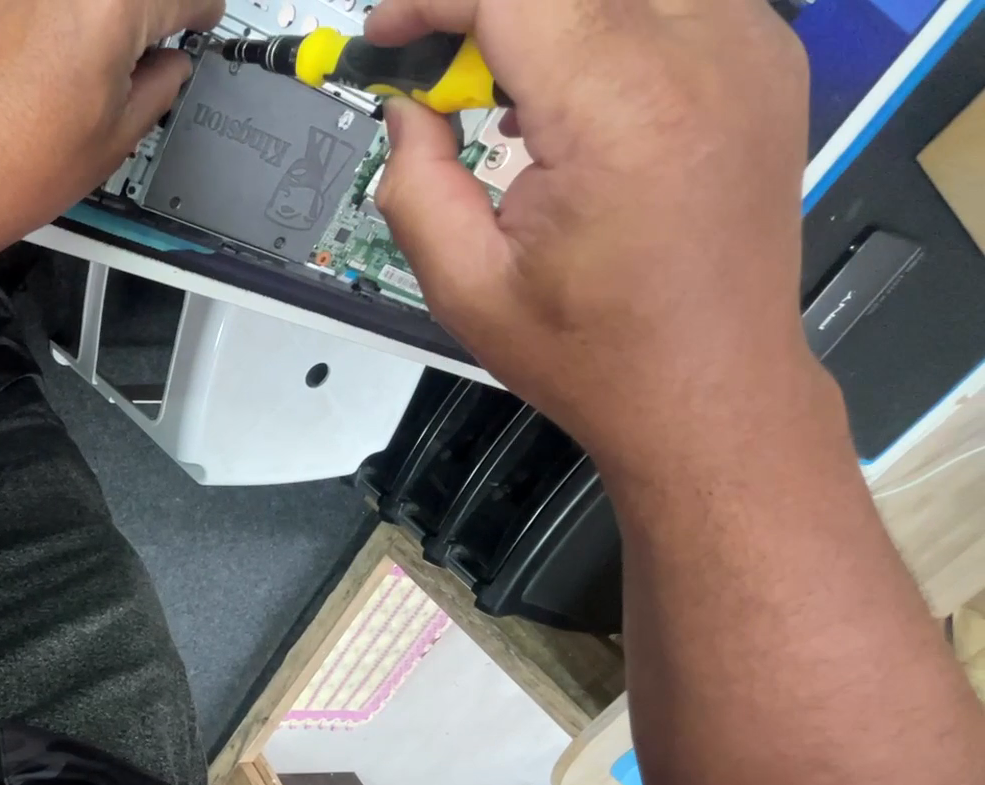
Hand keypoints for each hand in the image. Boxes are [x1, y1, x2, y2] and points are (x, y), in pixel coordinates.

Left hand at [0, 0, 222, 261]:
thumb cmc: (12, 172)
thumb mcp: (112, 141)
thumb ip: (157, 89)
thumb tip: (169, 66)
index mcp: (110, 3)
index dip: (198, 11)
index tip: (197, 19)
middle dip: (138, 13)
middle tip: (137, 46)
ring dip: (83, 17)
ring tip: (72, 60)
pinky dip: (33, 16)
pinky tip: (27, 53)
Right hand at [368, 0, 816, 476]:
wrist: (705, 383)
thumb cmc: (588, 348)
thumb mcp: (462, 284)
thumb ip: (415, 182)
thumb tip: (408, 107)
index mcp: (623, 114)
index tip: (385, 35)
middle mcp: (705, 54)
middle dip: (480, 11)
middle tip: (429, 78)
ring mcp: (749, 47)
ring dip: (535, 23)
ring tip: (491, 100)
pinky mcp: (761, 60)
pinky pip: (659, 3)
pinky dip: (590, 29)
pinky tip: (556, 100)